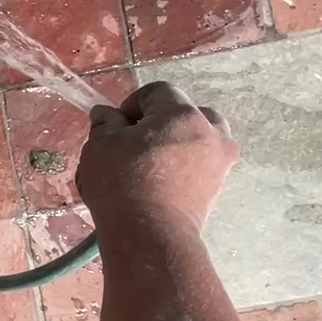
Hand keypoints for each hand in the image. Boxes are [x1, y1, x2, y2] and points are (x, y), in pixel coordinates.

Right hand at [77, 82, 239, 233]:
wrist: (148, 230)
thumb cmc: (120, 180)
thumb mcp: (100, 145)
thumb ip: (105, 123)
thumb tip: (107, 114)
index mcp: (182, 115)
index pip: (159, 91)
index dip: (132, 102)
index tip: (115, 125)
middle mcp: (212, 131)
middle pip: (187, 112)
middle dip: (160, 120)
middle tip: (134, 141)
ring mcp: (221, 159)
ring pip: (199, 136)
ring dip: (175, 141)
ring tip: (147, 162)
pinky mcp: (219, 183)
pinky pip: (201, 160)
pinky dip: (182, 163)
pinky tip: (157, 180)